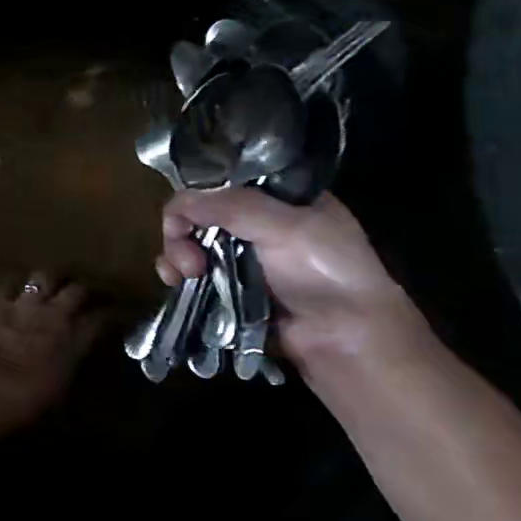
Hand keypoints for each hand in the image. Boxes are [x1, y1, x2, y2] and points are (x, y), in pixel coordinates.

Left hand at [0, 275, 103, 436]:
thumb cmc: (19, 404)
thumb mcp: (56, 391)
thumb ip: (69, 366)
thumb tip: (77, 357)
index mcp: (73, 338)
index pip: (101, 319)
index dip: (111, 315)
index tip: (118, 314)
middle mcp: (52, 313)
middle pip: (76, 290)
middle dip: (82, 290)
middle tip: (84, 295)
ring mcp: (21, 303)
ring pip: (42, 278)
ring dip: (47, 283)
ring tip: (47, 287)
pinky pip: (7, 289)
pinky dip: (11, 293)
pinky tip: (8, 298)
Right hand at [156, 190, 438, 373]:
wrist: (346, 340)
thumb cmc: (325, 271)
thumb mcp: (284, 226)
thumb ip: (230, 207)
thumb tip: (179, 203)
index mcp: (282, 197)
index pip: (227, 181)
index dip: (201, 193)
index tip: (188, 216)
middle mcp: (261, 223)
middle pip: (203, 213)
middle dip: (184, 231)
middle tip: (189, 259)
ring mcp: (245, 259)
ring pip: (193, 243)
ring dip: (177, 254)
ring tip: (182, 275)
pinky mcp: (232, 291)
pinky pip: (196, 276)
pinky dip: (179, 276)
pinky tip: (174, 284)